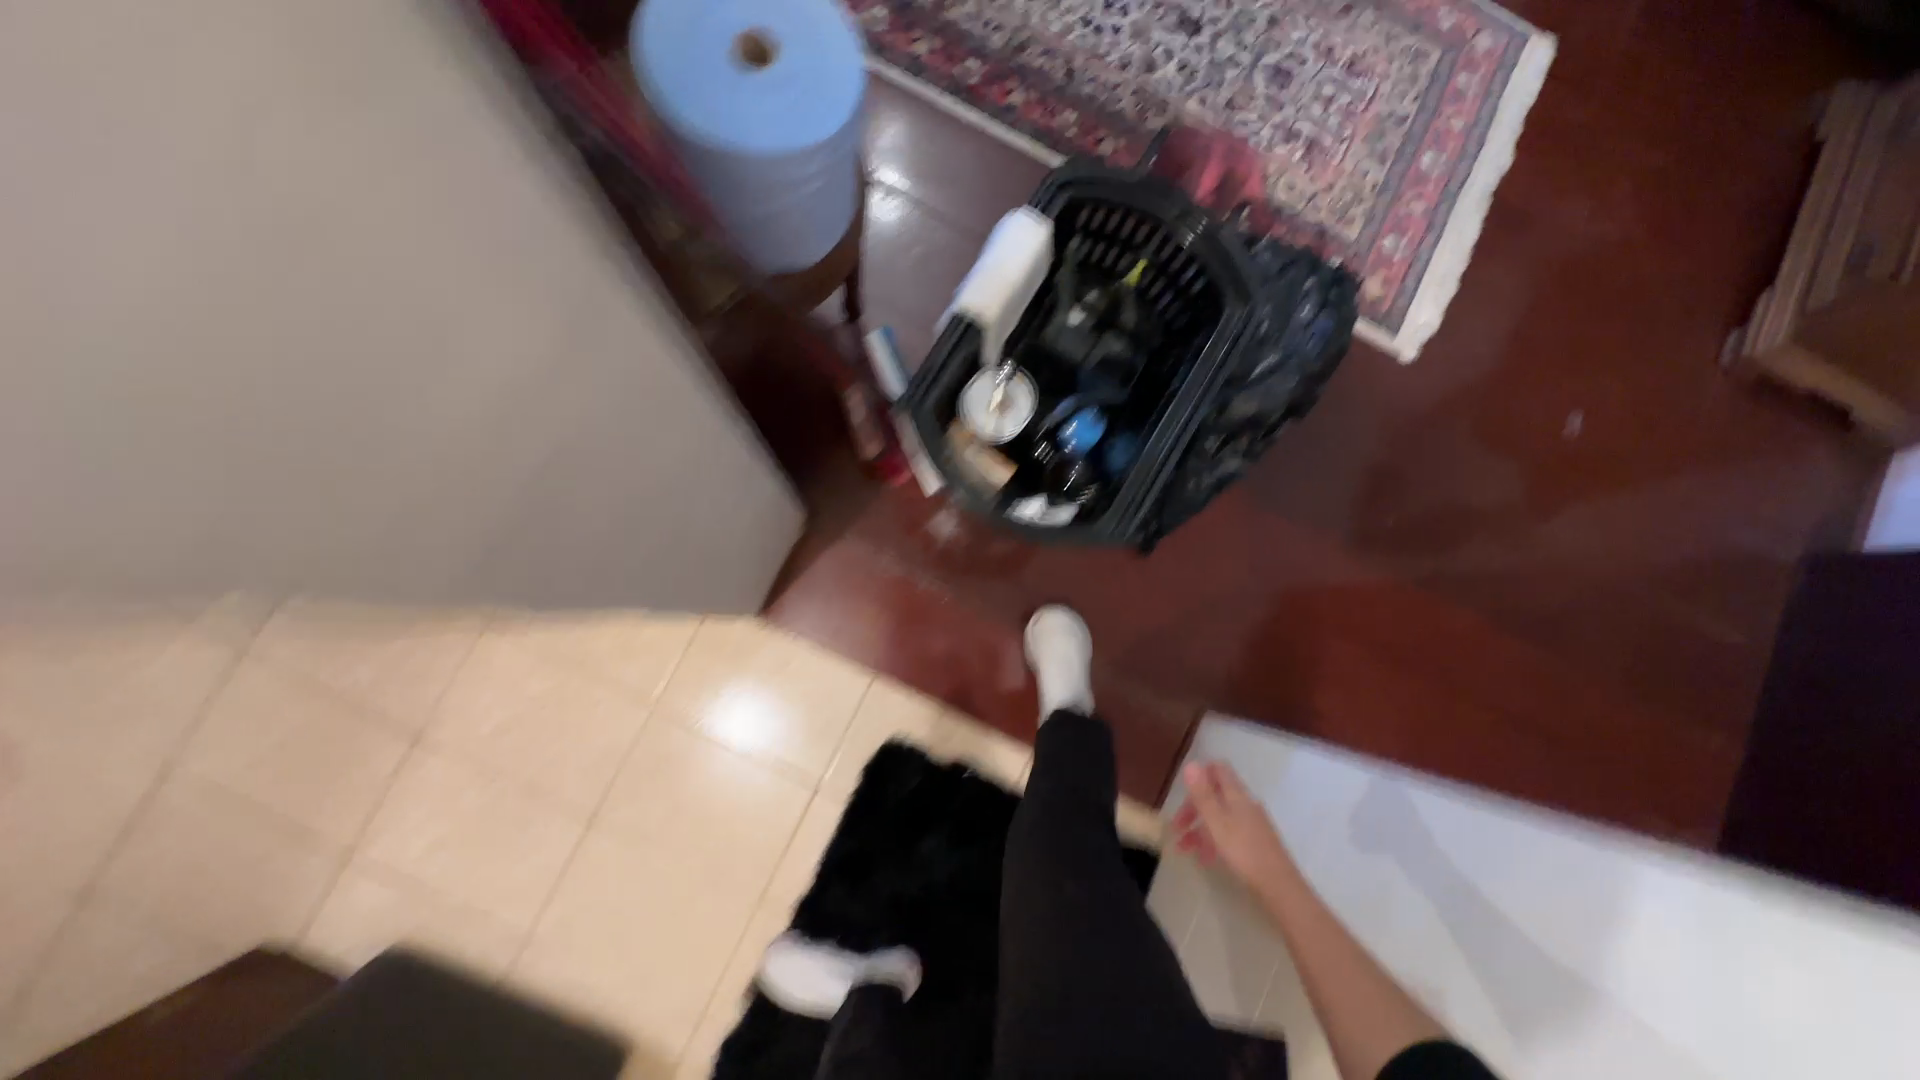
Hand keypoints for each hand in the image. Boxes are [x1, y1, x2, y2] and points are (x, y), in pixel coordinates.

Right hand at [1172, 761, 1294, 892]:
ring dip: (1200, 829)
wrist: (1279, 886)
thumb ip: (1203, 794)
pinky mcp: (1255, 842)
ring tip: (1185, 849)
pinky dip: (1214, 841)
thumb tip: (1191, 763)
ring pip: (1220, 817)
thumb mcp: (1216, 822)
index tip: (1183, 791)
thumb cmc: (1243, 851)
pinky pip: (1229, 834)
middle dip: (1193, 809)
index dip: (1200, 774)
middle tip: (1177, 827)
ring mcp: (1252, 824)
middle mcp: (1245, 805)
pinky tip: (1206, 859)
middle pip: (1215, 795)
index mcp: (1236, 796)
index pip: (1218, 770)